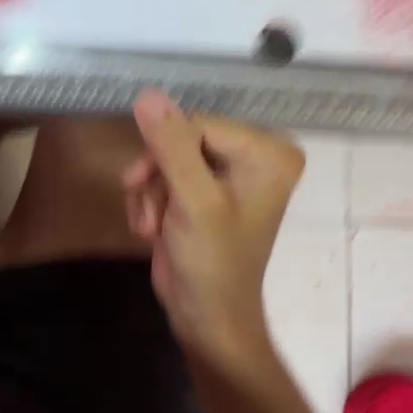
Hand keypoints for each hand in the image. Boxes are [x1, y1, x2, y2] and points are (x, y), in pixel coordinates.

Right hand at [123, 91, 304, 363]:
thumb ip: (171, 146)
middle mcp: (255, 157)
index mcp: (268, 153)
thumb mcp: (191, 201)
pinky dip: (151, 202)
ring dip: (150, 193)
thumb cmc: (211, 262)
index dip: (164, 151)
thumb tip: (148, 95)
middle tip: (152, 211)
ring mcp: (229, 175)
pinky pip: (164, 176)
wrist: (206, 317)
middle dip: (156, 176)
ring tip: (154, 226)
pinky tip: (154, 229)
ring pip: (165, 158)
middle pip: (180, 138)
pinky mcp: (205, 193)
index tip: (144, 182)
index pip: (197, 123)